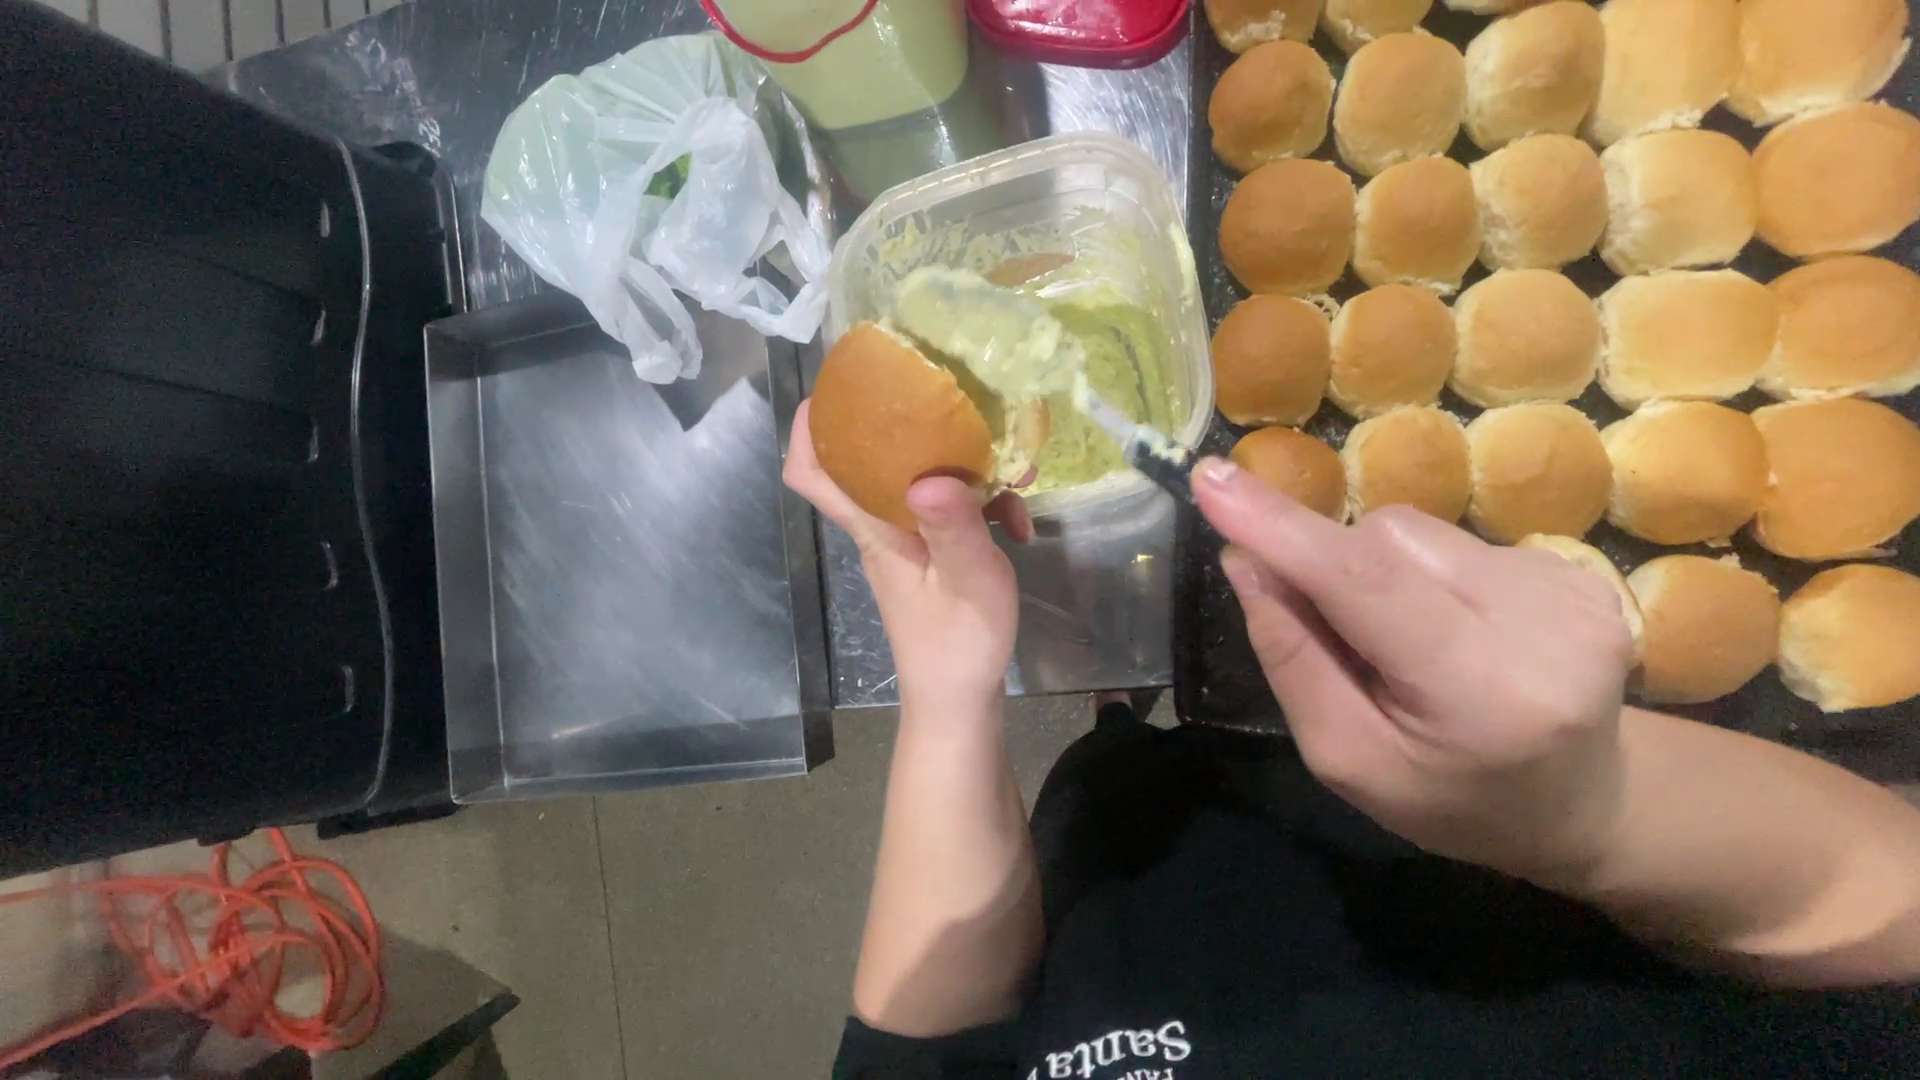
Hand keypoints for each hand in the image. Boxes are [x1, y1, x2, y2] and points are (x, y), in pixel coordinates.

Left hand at [784, 402, 1032, 712]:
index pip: (812, 475)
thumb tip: (932, 475)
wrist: (960, 698)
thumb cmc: (958, 642)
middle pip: (871, 461)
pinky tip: (1017, 525)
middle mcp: (881, 526)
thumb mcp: (968, 580)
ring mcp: (907, 539)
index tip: (834, 388)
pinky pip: (948, 512)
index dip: (809, 429)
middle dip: (910, 428)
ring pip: (920, 483)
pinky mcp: (931, 553)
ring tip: (1017, 472)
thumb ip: (953, 528)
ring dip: (966, 470)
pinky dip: (981, 508)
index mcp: (874, 527)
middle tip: (950, 400)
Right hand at [1193, 456, 1636, 883]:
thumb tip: (1243, 559)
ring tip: (1397, 638)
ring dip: (1372, 570)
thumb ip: (1291, 657)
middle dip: (1326, 567)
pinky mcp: (1574, 566)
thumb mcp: (1343, 756)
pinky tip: (1443, 624)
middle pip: (1381, 542)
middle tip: (1333, 636)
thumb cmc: (1445, 798)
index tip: (1211, 480)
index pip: (1364, 585)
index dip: (1281, 528)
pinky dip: (1416, 572)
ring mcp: (1570, 586)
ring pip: (1411, 530)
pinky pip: (1448, 538)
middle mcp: (1543, 623)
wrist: (1580, 804)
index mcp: (1483, 693)